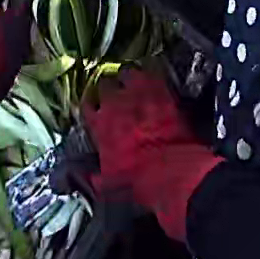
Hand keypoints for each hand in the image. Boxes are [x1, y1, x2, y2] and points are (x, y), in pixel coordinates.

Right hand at [82, 68, 220, 241]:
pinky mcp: (161, 90)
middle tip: (115, 95)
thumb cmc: (140, 181)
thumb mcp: (110, 186)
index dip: (91, 106)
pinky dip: (151, 74)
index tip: (95, 108)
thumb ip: (95, 176)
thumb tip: (92, 176)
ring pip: (127, 72)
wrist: (173, 172)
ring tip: (132, 82)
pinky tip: (152, 79)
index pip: (86, 106)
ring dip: (129, 77)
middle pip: (105, 84)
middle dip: (109, 88)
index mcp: (100, 126)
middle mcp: (116, 104)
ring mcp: (139, 94)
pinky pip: (152, 72)